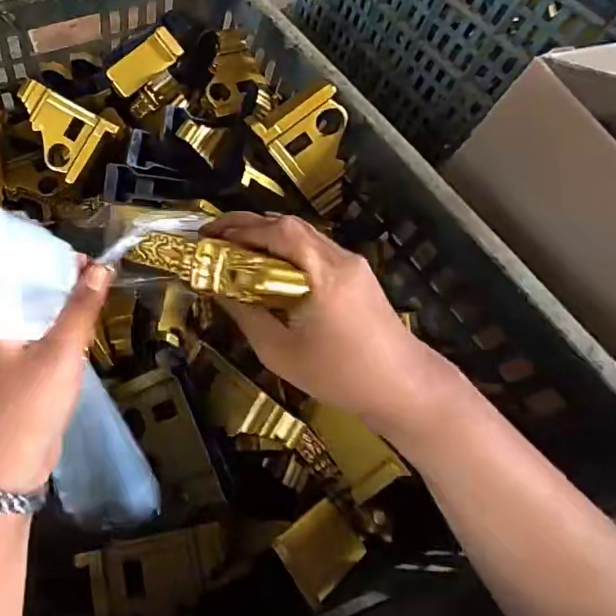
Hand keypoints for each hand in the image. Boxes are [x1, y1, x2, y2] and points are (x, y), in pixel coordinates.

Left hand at [0, 261, 113, 491]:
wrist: (10, 471)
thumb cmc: (28, 407)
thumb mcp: (60, 354)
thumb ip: (80, 309)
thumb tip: (100, 268)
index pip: (9, 270)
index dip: (43, 257)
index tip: (80, 255)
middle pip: (23, 290)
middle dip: (57, 278)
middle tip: (94, 271)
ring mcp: (2, 349)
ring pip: (34, 313)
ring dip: (61, 302)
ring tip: (94, 289)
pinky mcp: (17, 368)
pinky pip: (38, 334)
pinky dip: (59, 325)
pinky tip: (82, 321)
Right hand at [204, 212, 467, 438]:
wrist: (407, 390)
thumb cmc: (343, 376)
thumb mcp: (280, 352)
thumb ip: (246, 315)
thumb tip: (217, 290)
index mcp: (324, 275)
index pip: (278, 232)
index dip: (239, 228)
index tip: (208, 237)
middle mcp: (340, 260)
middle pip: (288, 224)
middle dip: (246, 225)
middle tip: (212, 237)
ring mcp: (352, 264)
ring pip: (301, 233)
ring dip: (265, 235)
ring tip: (232, 248)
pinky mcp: (356, 275)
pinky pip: (312, 248)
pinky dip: (283, 248)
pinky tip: (264, 265)